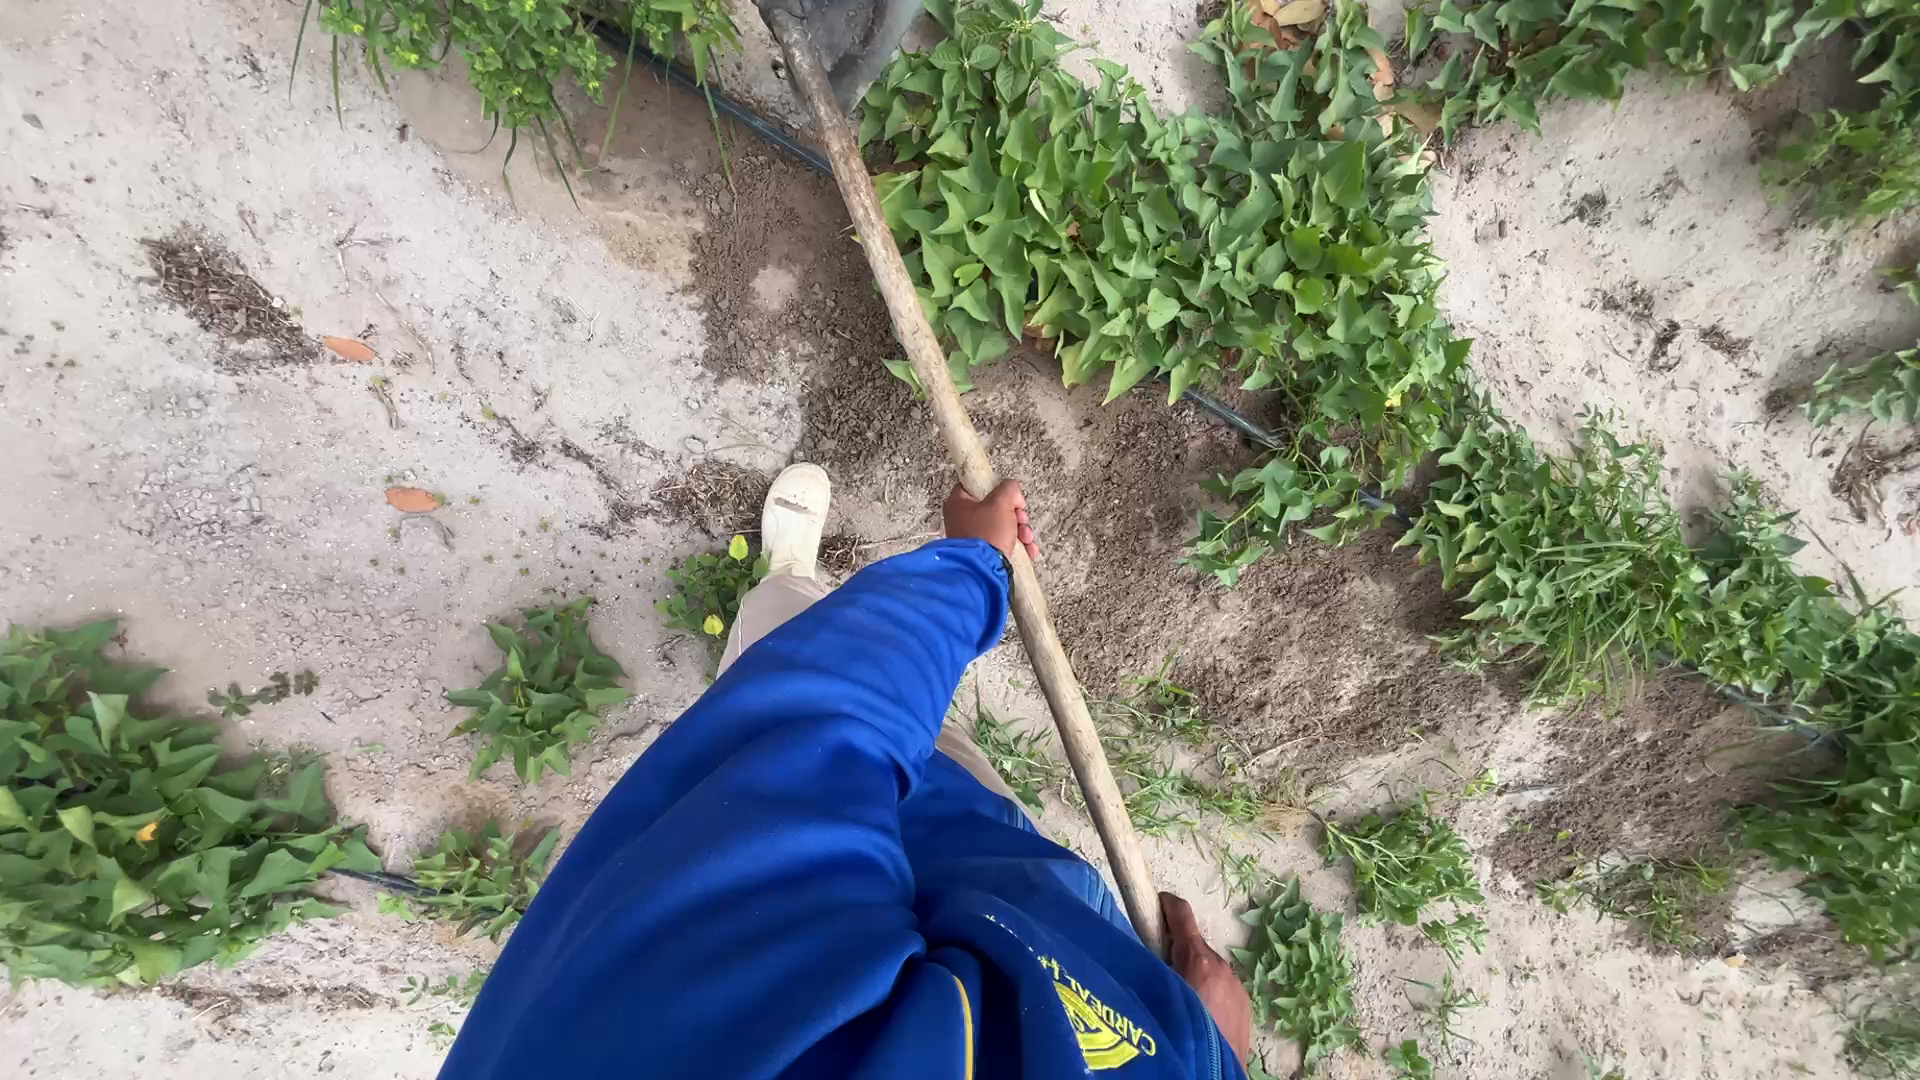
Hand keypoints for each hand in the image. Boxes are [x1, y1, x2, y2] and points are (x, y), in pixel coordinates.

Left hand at [942, 479, 1039, 560]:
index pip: (977, 485)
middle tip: (1022, 521)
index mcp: (958, 503)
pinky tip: (1029, 550)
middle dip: (1016, 515)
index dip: (997, 488)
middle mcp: (962, 519)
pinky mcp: (982, 552)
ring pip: (1001, 525)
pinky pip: (1002, 542)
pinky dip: (1016, 544)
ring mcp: (971, 537)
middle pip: (995, 507)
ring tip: (1027, 540)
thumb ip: (1009, 489)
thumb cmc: (987, 533)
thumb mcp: (1001, 503)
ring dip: (1020, 531)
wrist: (983, 571)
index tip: (1011, 497)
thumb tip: (1014, 494)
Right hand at [1161, 892, 1251, 1063]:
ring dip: (1193, 974)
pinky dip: (1209, 992)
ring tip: (1179, 1002)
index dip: (1164, 905)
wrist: (1213, 1073)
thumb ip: (1151, 965)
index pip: (1181, 913)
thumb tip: (1141, 946)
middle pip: (1193, 945)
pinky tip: (1199, 1017)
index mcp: (1198, 959)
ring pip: (1208, 967)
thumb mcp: (1156, 992)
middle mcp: (1221, 967)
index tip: (1151, 907)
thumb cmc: (1181, 1031)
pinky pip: (1222, 987)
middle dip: (1175, 951)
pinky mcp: (1246, 1006)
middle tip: (1159, 974)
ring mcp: (1237, 987)